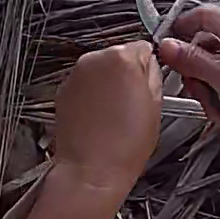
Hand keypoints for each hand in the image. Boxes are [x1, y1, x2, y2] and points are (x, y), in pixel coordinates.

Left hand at [52, 41, 162, 191]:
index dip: (148, 69)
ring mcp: (76, 75)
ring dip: (108, 85)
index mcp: (122, 58)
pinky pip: (85, 85)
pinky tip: (100, 118)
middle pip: (119, 57)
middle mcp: (95, 60)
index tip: (147, 84)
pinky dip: (92, 96)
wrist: (90, 171)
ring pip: (101, 71)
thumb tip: (149, 67)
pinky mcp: (63, 90)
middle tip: (133, 104)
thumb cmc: (123, 147)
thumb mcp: (156, 106)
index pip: (143, 47)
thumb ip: (153, 77)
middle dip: (127, 76)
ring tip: (115, 115)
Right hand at [157, 5, 219, 152]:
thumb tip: (167, 46)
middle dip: (194, 69)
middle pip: (204, 45)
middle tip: (194, 84)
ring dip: (206, 87)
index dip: (180, 28)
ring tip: (214, 103)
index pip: (202, 15)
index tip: (165, 46)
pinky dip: (219, 96)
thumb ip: (191, 60)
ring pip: (211, 67)